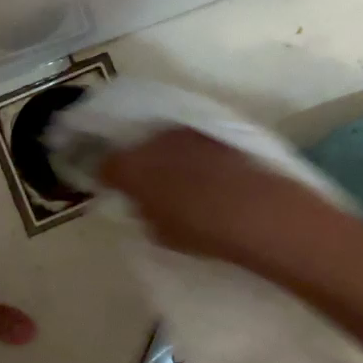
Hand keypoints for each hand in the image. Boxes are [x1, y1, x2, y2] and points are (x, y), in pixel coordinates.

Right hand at [98, 127, 338, 265]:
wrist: (257, 208)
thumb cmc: (201, 229)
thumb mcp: (160, 232)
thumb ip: (142, 211)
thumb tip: (142, 202)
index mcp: (132, 167)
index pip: (106, 165)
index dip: (107, 177)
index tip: (112, 188)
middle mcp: (152, 140)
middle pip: (134, 147)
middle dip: (136, 162)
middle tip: (145, 185)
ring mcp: (184, 131)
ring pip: (162, 140)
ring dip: (163, 155)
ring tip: (176, 178)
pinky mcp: (213, 130)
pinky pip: (189, 140)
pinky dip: (189, 152)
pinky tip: (201, 172)